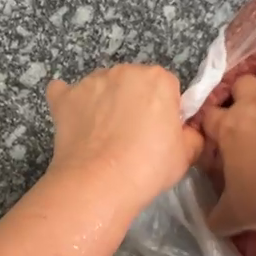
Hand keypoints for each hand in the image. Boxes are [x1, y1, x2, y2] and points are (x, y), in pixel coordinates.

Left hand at [44, 64, 202, 209]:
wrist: (99, 183)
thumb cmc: (148, 168)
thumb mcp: (186, 155)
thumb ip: (191, 134)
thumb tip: (185, 130)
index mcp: (158, 79)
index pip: (167, 88)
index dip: (164, 110)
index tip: (159, 133)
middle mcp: (124, 71)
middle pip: (133, 83)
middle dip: (133, 103)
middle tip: (131, 137)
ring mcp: (90, 82)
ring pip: (101, 87)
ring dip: (103, 103)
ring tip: (102, 137)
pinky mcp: (64, 98)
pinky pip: (64, 92)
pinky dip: (68, 103)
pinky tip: (71, 120)